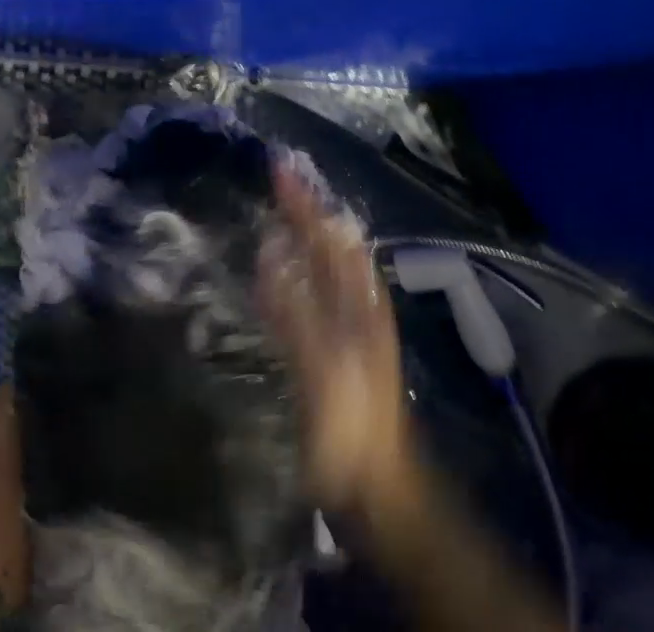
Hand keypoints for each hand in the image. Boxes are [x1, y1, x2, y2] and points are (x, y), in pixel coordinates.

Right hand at [257, 160, 413, 515]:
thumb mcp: (323, 371)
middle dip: (306, 210)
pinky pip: (308, 298)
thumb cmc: (352, 431)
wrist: (379, 486)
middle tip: (280, 174)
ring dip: (304, 235)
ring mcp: (344, 331)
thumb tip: (273, 251)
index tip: (281, 168)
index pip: (329, 244)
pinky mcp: (328, 351)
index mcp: (357, 310)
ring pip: (324, 270)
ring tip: (284, 206)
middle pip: (330, 250)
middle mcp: (354, 311)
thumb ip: (297, 313)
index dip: (306, 206)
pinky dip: (290, 274)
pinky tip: (276, 270)